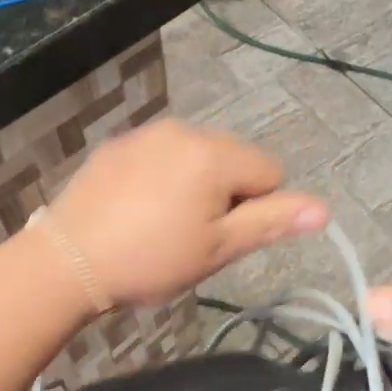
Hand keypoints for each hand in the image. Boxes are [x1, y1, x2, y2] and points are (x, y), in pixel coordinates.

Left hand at [46, 120, 328, 307]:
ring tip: (162, 225)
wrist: (67, 260)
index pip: (271, 171)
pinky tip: (136, 211)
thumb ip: (272, 222)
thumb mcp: (218, 248)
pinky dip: (161, 178)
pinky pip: (160, 156)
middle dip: (226, 193)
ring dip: (195, 185)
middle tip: (192, 236)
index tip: (220, 237)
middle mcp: (184, 130)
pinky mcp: (117, 145)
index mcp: (215, 153)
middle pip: (234, 159)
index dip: (257, 209)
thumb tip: (324, 209)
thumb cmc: (151, 259)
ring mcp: (146, 134)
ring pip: (197, 157)